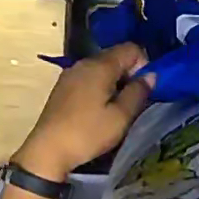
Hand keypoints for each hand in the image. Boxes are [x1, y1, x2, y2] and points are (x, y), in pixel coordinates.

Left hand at [15, 43, 153, 179]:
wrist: (47, 149)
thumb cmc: (87, 133)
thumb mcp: (120, 117)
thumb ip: (138, 93)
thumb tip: (151, 75)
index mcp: (100, 65)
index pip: (131, 48)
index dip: (144, 64)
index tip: (144, 89)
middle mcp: (84, 62)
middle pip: (115, 56)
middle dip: (130, 73)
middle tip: (134, 101)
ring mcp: (71, 72)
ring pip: (102, 67)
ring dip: (115, 81)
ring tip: (117, 108)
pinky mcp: (64, 85)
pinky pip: (89, 76)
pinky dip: (100, 85)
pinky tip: (99, 109)